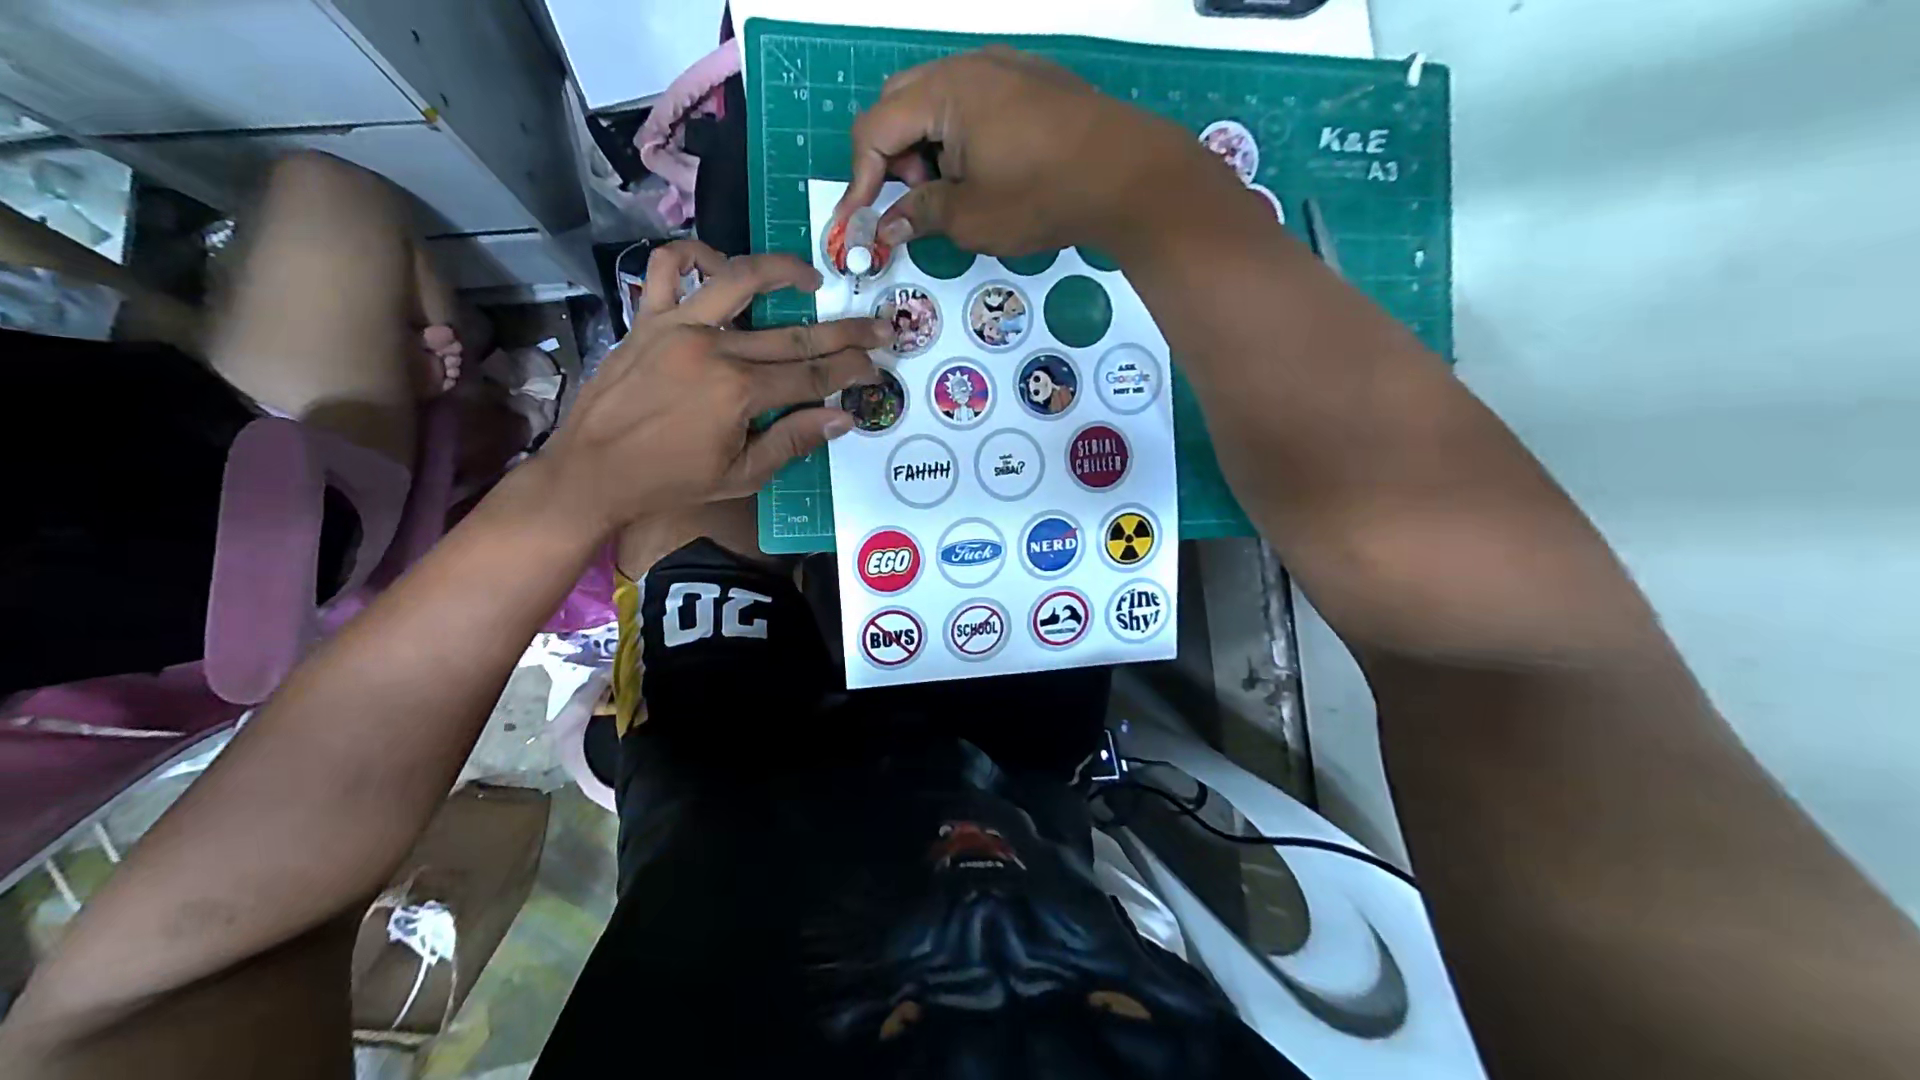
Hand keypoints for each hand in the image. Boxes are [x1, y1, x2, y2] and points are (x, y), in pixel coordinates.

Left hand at [534, 240, 885, 535]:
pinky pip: (668, 269)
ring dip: (783, 271)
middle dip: (845, 332)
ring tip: (812, 277)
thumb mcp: (740, 476)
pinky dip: (694, 255)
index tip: (878, 364)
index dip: (851, 369)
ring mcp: (678, 326)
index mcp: (740, 393)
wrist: (593, 470)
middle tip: (878, 326)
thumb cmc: (671, 481)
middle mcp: (715, 349)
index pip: (813, 375)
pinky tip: (719, 264)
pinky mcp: (647, 318)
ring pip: (739, 279)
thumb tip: (842, 418)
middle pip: (794, 333)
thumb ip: (792, 441)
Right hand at [835, 47, 1226, 257]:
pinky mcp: (1031, 81)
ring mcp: (1004, 66)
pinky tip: (985, 172)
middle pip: (900, 103)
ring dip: (927, 147)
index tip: (862, 222)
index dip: (861, 179)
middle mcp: (969, 64)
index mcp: (945, 90)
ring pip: (937, 101)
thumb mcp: (971, 217)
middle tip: (916, 199)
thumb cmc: (1042, 196)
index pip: (875, 128)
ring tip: (955, 191)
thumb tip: (888, 225)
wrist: (1129, 176)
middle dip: (893, 157)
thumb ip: (920, 214)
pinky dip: (960, 136)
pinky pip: (974, 101)